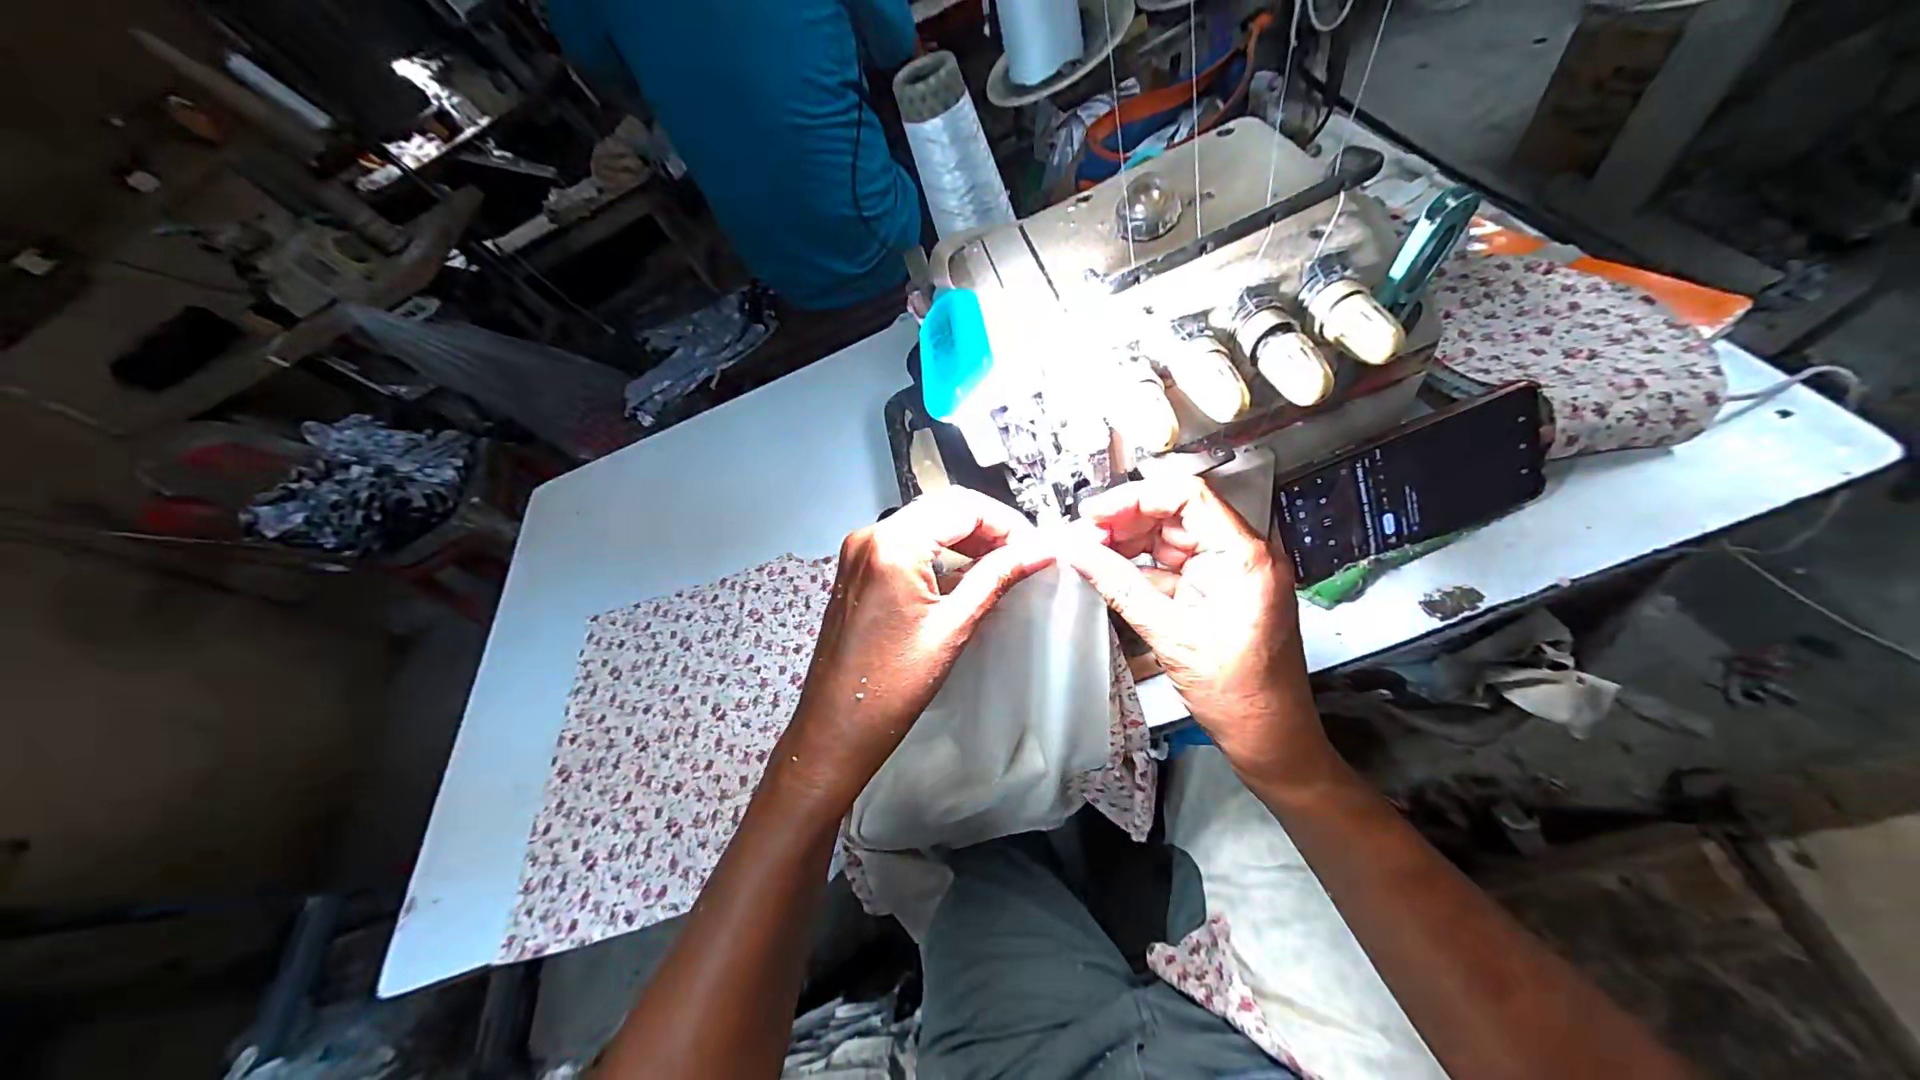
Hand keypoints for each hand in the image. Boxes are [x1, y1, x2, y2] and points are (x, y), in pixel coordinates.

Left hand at [777, 488, 1053, 811]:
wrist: (837, 726)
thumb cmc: (886, 689)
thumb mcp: (953, 627)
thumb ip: (996, 578)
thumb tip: (1036, 552)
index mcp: (891, 547)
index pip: (962, 507)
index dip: (1005, 522)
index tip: (1031, 544)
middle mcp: (869, 538)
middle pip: (942, 508)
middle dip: (987, 526)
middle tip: (1021, 553)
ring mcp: (859, 553)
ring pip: (925, 522)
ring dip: (964, 536)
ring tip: (999, 565)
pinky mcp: (856, 569)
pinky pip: (905, 543)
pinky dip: (938, 550)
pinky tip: (963, 573)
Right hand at [1063, 477, 1332, 787]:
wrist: (1270, 738)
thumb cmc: (1241, 694)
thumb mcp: (1170, 635)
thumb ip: (1120, 586)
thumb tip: (1078, 552)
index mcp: (1244, 556)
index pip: (1186, 496)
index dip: (1135, 498)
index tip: (1096, 513)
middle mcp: (1242, 555)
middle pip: (1175, 515)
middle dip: (1126, 522)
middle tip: (1084, 538)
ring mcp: (1229, 574)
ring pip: (1169, 540)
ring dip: (1129, 544)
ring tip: (1090, 554)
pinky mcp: (1216, 593)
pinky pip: (1173, 568)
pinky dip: (1141, 569)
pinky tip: (1111, 574)